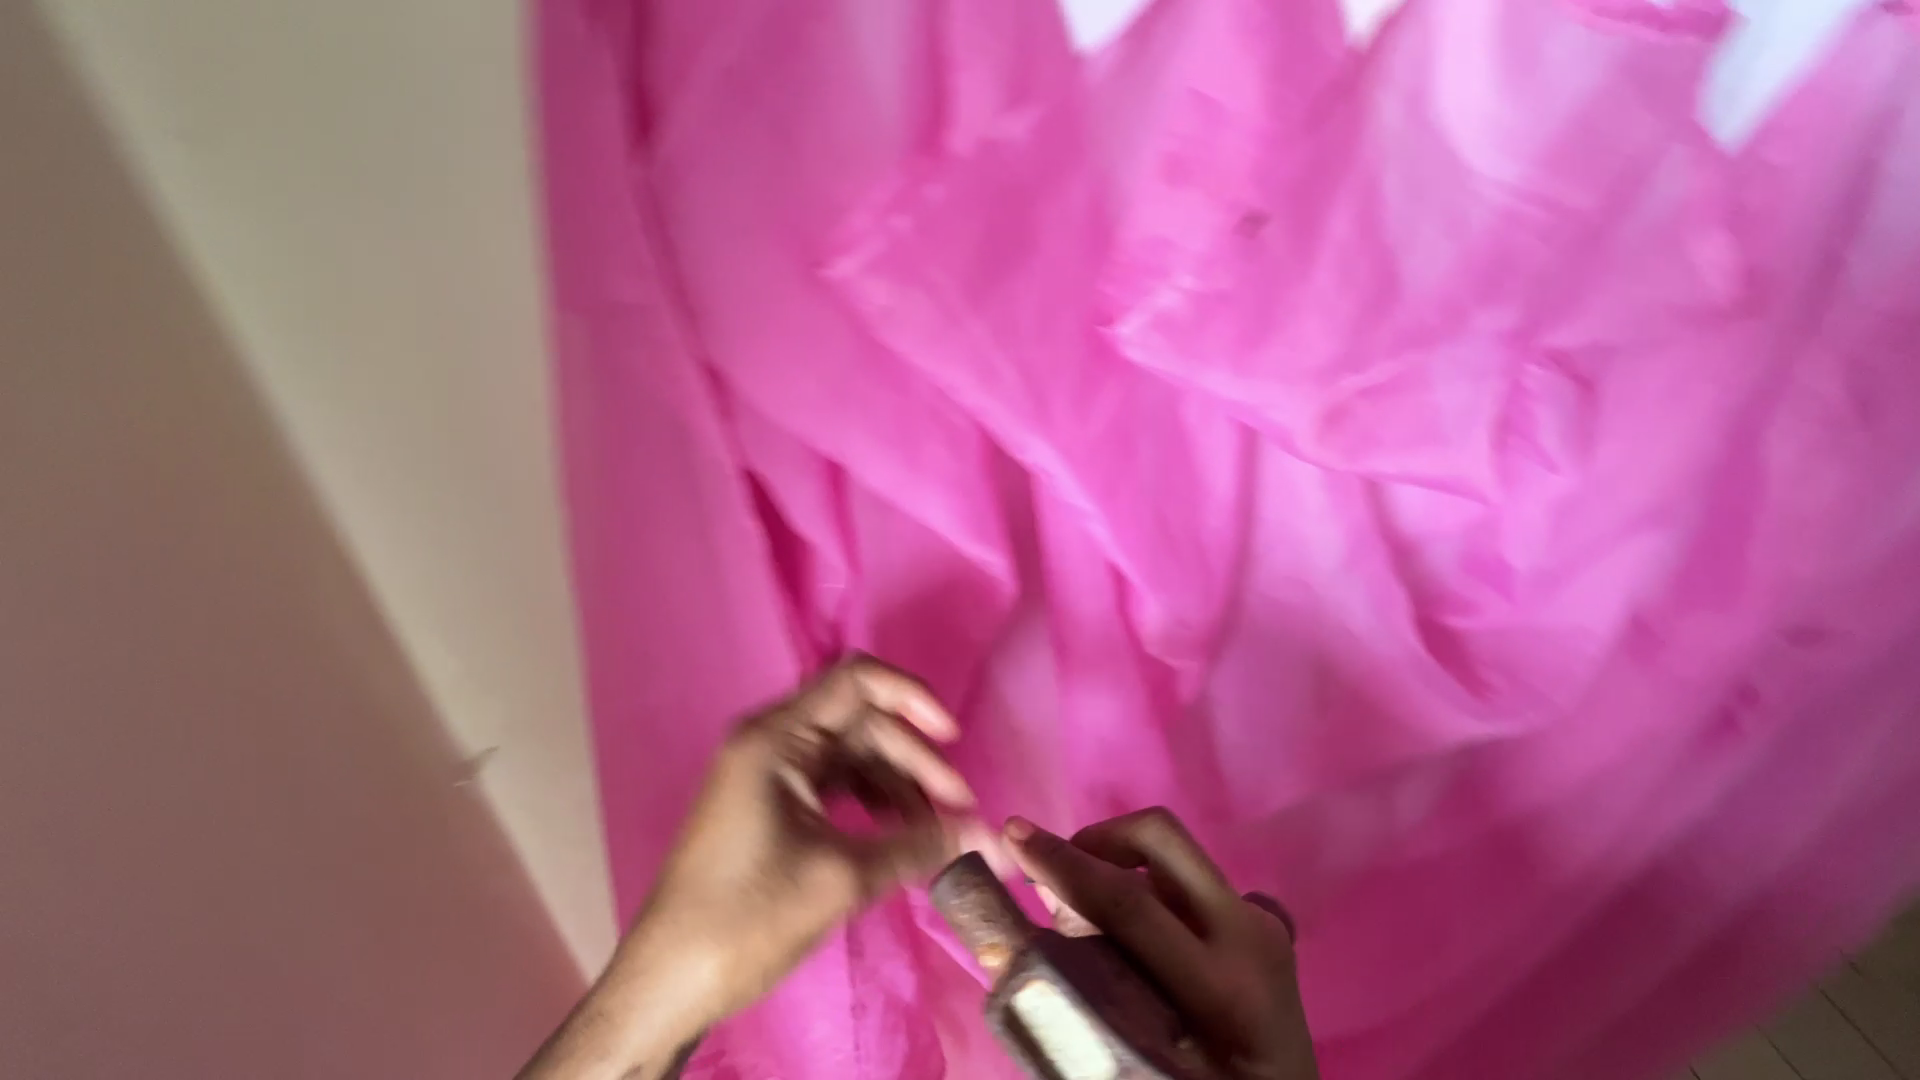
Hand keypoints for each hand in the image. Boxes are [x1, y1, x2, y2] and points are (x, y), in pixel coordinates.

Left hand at [519, 656, 978, 1079]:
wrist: (667, 982)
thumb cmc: (746, 918)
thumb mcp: (841, 879)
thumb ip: (918, 846)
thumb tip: (986, 836)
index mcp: (776, 737)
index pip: (857, 681)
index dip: (912, 698)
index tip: (952, 738)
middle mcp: (770, 739)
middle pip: (860, 721)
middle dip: (913, 758)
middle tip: (958, 807)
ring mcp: (768, 769)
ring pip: (851, 753)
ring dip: (896, 783)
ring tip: (933, 828)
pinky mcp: (770, 800)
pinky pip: (833, 781)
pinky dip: (870, 800)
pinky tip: (898, 832)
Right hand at [1004, 808, 1318, 1079]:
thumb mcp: (1142, 1066)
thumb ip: (1092, 995)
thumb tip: (1028, 929)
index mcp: (1222, 987)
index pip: (1129, 902)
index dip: (1064, 864)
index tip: (1014, 834)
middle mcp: (1248, 937)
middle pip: (1161, 838)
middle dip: (1096, 838)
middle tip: (1055, 870)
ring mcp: (1261, 922)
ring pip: (1172, 852)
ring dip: (1118, 861)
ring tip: (1084, 905)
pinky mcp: (1264, 921)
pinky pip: (1187, 880)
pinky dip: (1145, 885)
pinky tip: (1128, 929)